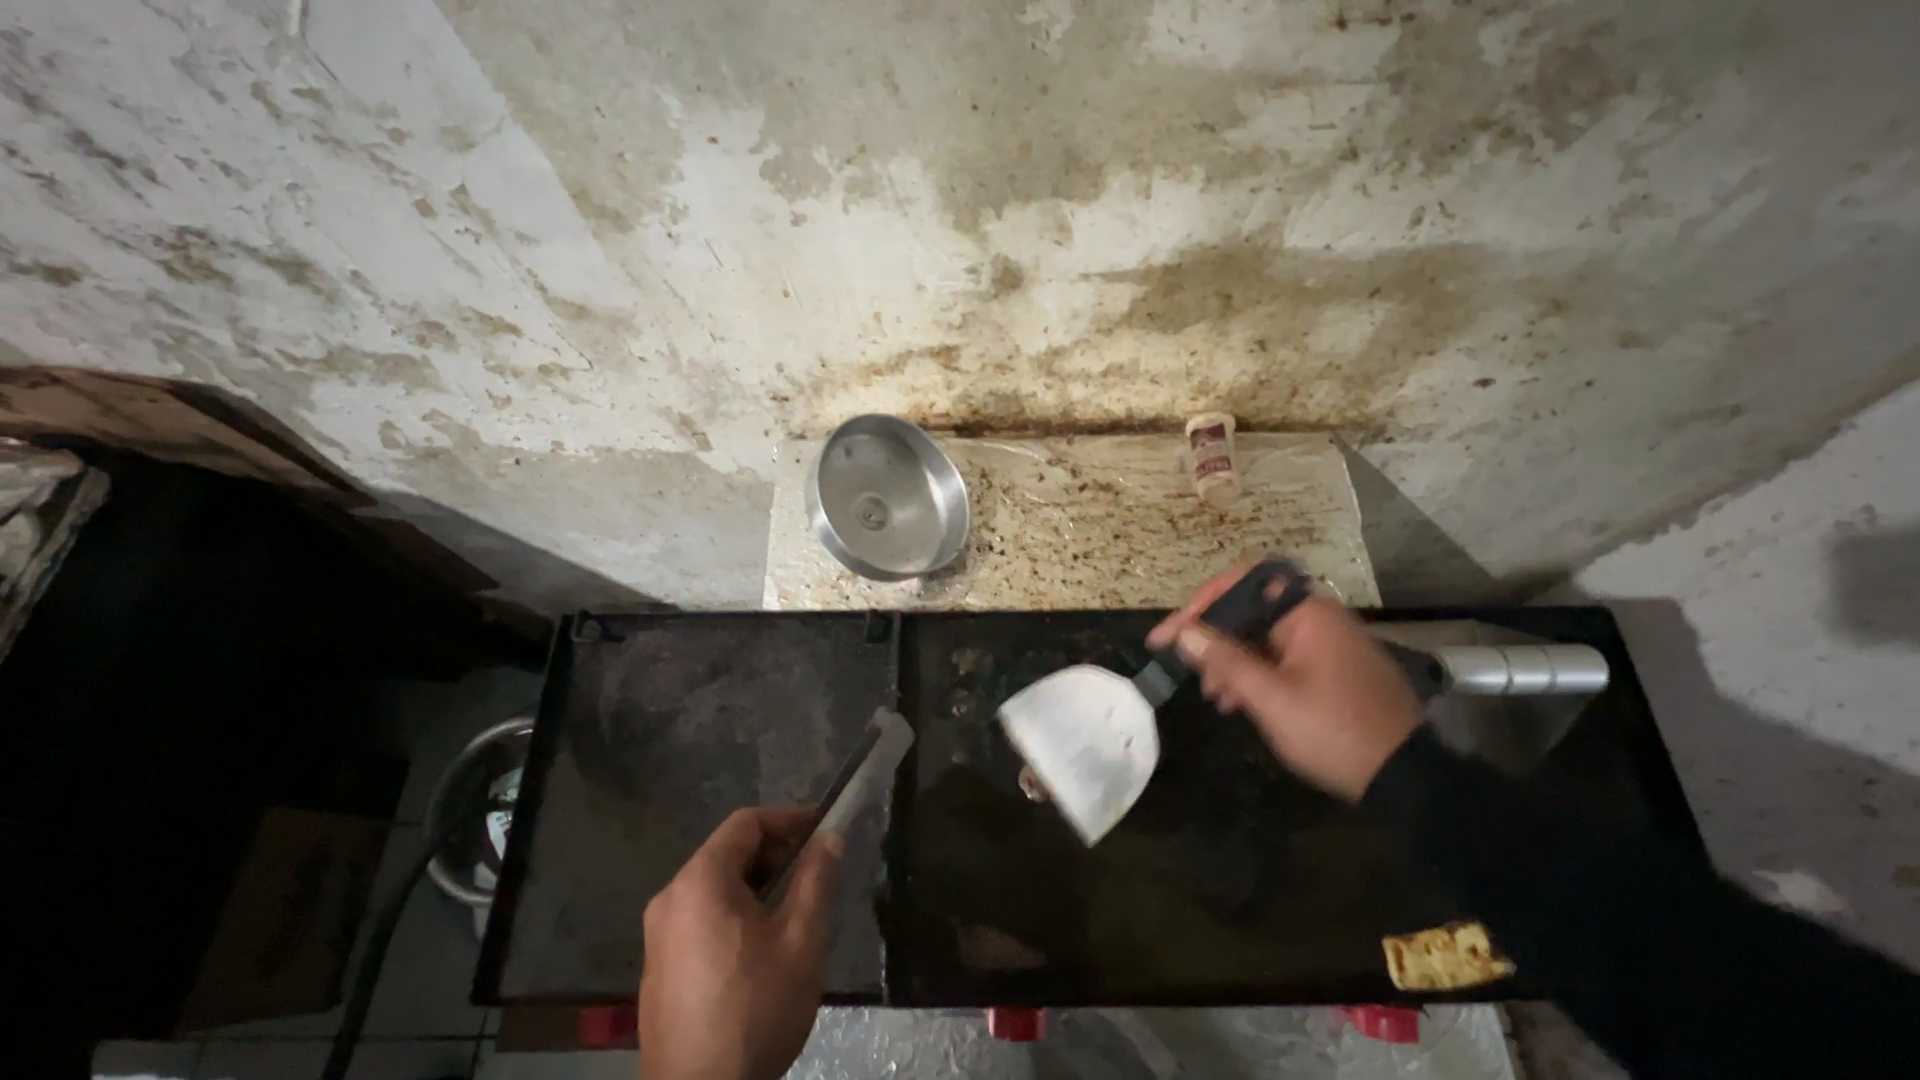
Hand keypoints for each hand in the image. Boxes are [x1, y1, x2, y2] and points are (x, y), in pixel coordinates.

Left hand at [639, 807, 843, 1079]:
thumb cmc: (755, 1007)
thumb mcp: (801, 940)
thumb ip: (816, 880)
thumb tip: (829, 837)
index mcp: (700, 881)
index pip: (746, 823)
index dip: (789, 819)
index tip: (825, 829)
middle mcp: (670, 897)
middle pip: (726, 853)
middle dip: (775, 853)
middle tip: (816, 870)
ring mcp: (658, 935)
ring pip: (713, 888)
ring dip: (756, 884)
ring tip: (796, 907)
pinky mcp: (658, 967)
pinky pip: (699, 918)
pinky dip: (733, 912)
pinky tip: (762, 945)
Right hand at [1148, 563, 1424, 800]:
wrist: (1406, 776)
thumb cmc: (1334, 732)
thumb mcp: (1271, 699)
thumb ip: (1224, 660)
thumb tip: (1184, 632)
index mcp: (1307, 614)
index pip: (1242, 583)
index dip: (1200, 604)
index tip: (1170, 635)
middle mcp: (1320, 617)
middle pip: (1251, 609)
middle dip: (1214, 637)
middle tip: (1185, 668)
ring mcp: (1330, 642)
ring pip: (1265, 636)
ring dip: (1232, 659)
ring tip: (1214, 696)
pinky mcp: (1335, 667)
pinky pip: (1284, 656)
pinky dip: (1256, 672)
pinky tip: (1239, 702)